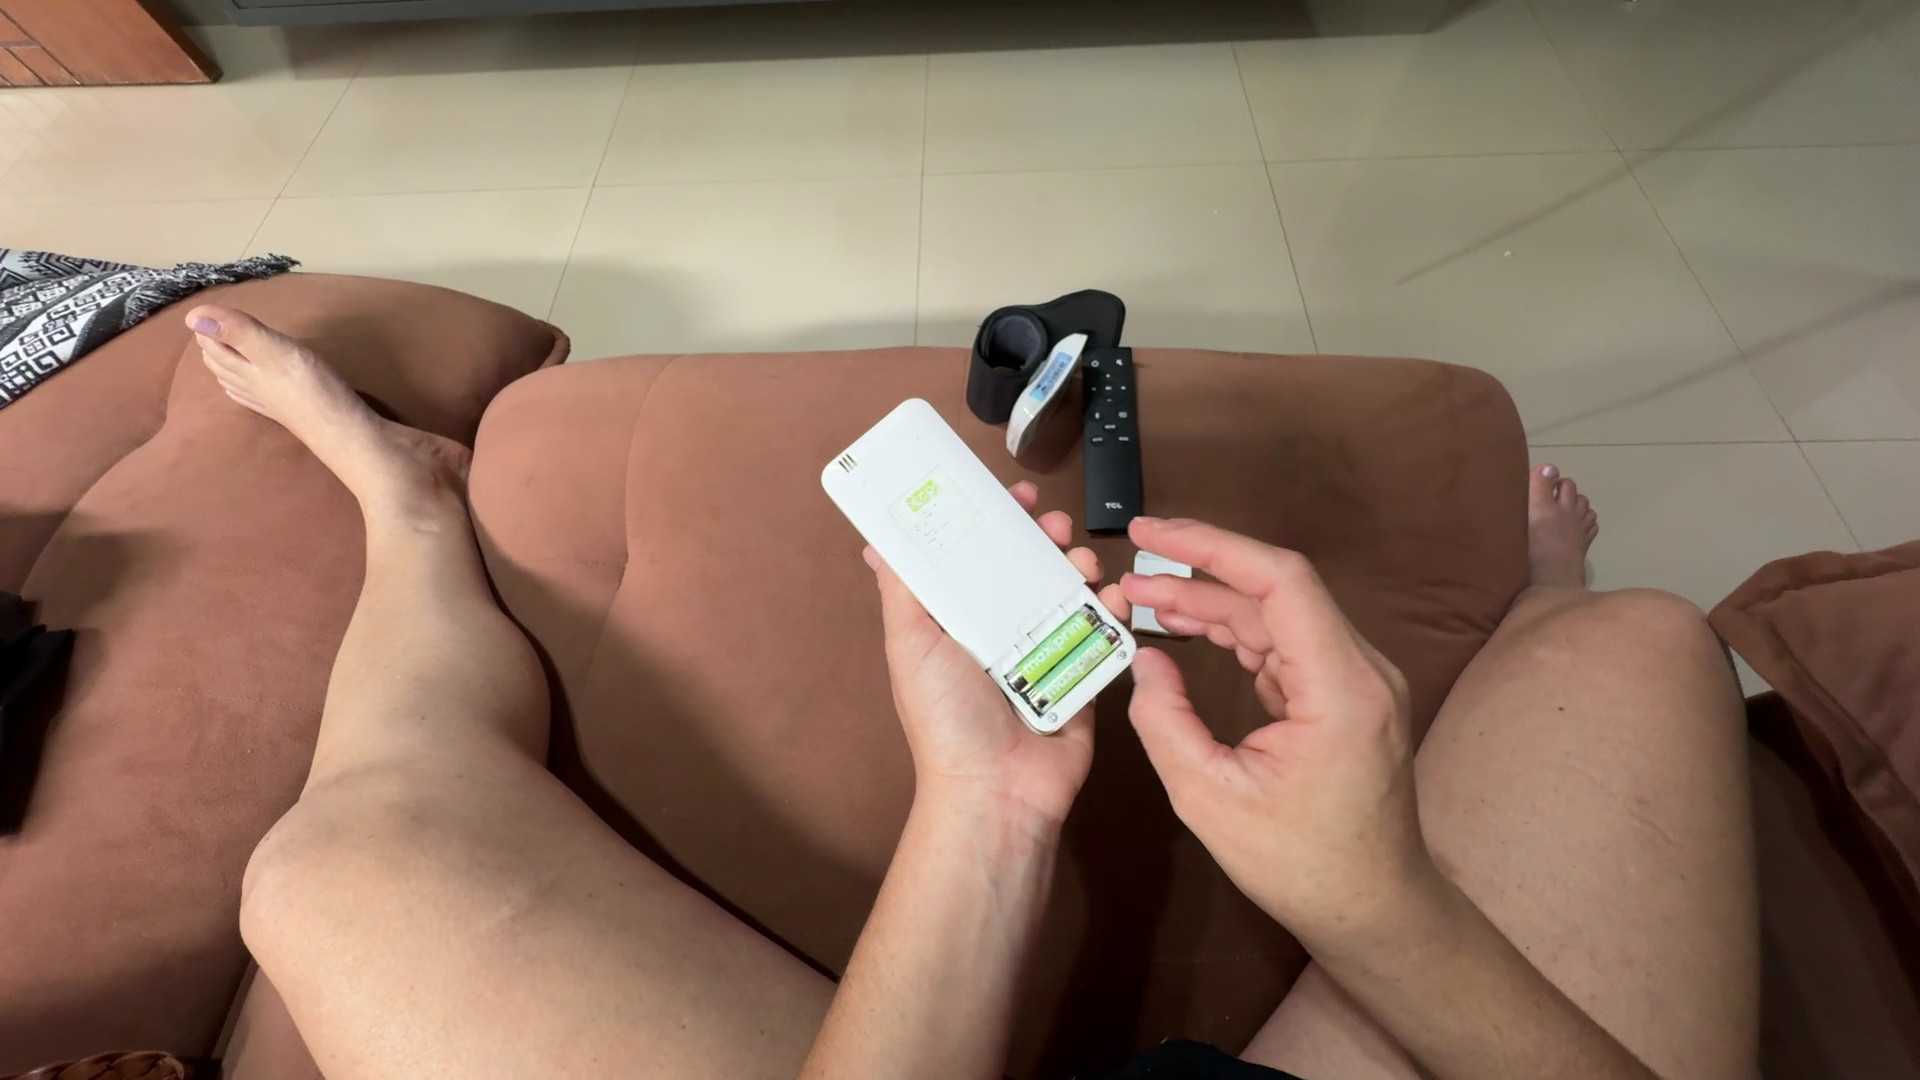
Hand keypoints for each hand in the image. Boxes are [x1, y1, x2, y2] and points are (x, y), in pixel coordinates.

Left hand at [865, 482, 1126, 831]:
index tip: (1010, 496)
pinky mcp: (1080, 670)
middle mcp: (1003, 628)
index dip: (995, 522)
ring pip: (1069, 589)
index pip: (979, 555)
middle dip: (1044, 536)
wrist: (997, 791)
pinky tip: (1111, 598)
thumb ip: (901, 592)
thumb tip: (878, 545)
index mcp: (962, 619)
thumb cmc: (946, 722)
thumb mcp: (911, 647)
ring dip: (1080, 563)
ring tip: (1082, 562)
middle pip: (1029, 565)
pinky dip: (1112, 608)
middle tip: (1052, 523)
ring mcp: (1044, 648)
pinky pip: (1102, 629)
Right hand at [1118, 517, 1434, 948]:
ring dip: (1208, 601)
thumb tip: (1145, 660)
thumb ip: (1164, 721)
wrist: (1373, 909)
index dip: (1211, 546)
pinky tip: (1185, 628)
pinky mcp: (1339, 691)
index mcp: (1341, 690)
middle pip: (1272, 589)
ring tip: (1144, 599)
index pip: (1279, 581)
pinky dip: (1228, 629)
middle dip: (1196, 573)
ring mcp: (1354, 678)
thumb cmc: (1299, 864)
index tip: (1150, 534)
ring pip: (1272, 612)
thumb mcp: (1208, 798)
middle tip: (1130, 573)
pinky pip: (1279, 640)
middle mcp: (1359, 669)